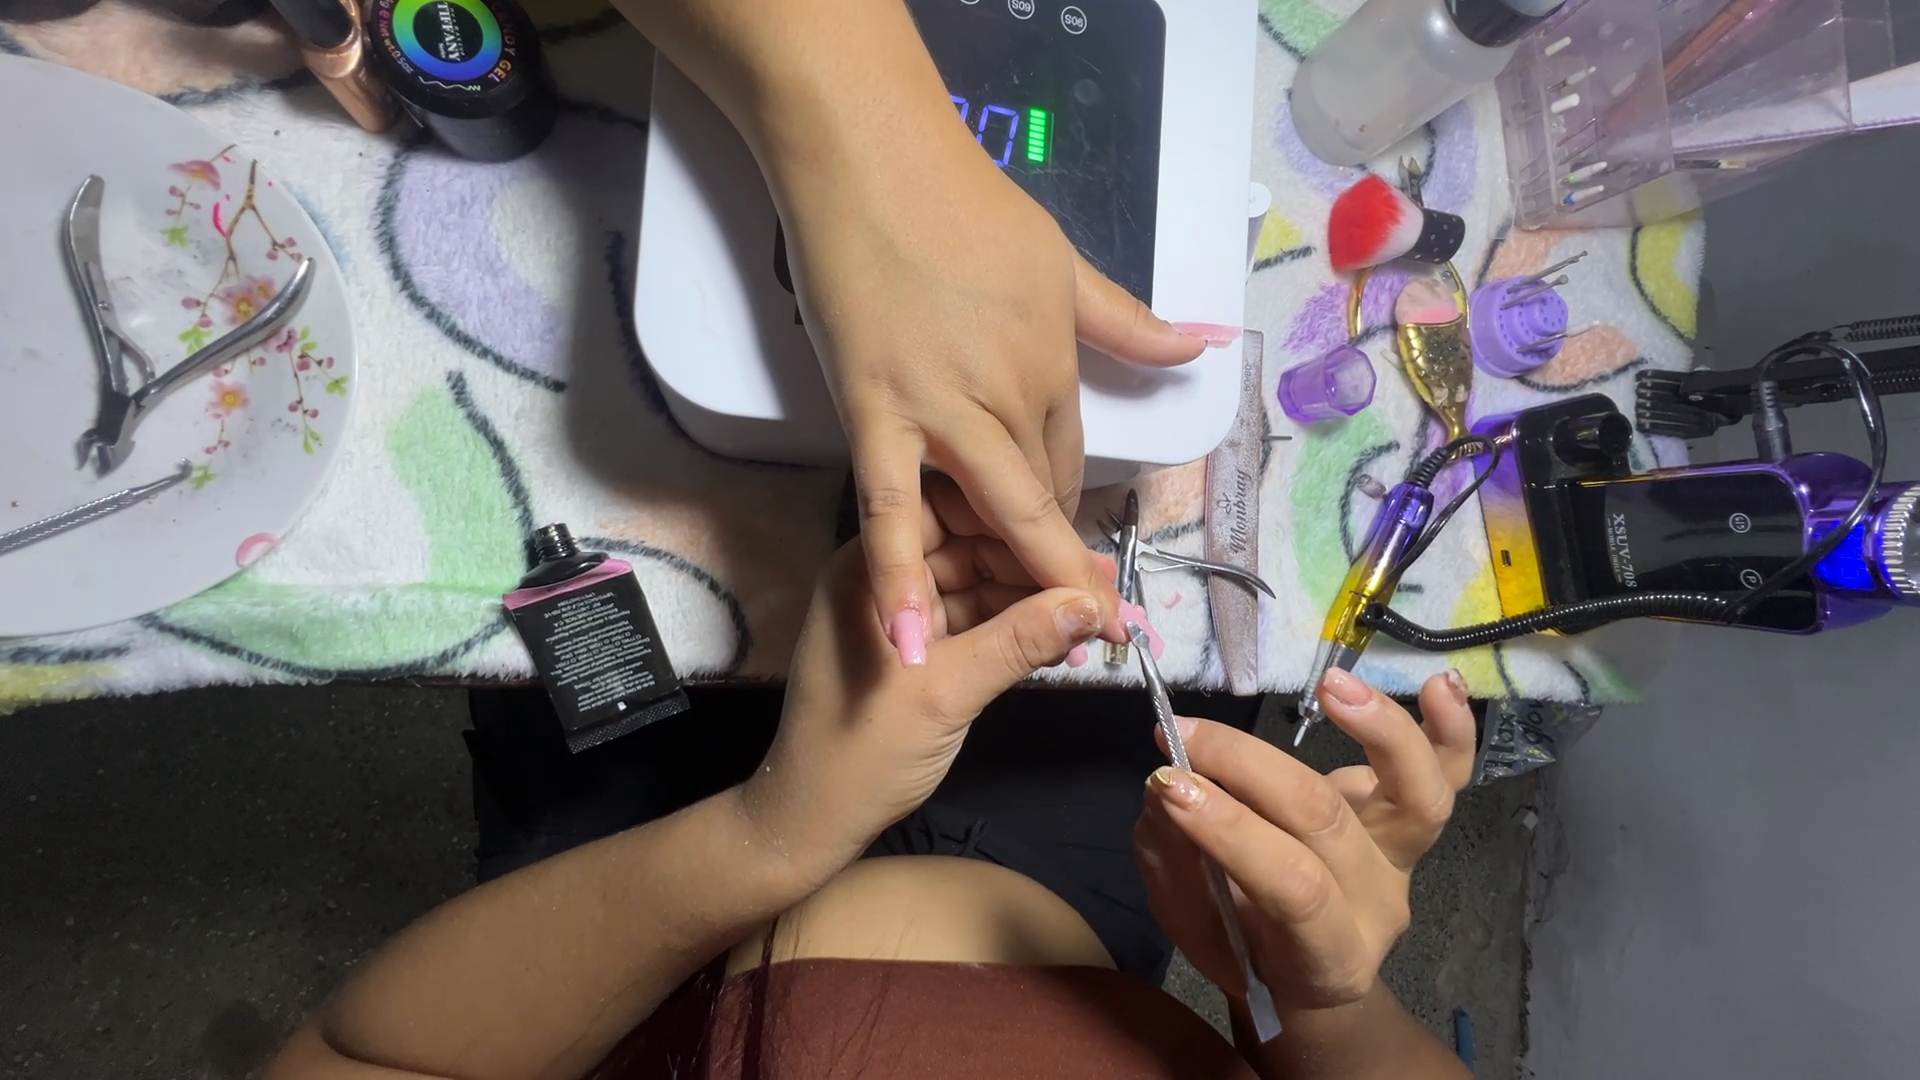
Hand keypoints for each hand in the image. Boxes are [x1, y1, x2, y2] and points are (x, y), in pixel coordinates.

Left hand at [743, 484, 1106, 871]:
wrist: (814, 824)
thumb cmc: (860, 752)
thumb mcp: (943, 692)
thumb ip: (1019, 641)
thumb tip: (1094, 603)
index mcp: (869, 566)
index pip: (949, 512)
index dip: (1013, 520)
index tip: (1075, 540)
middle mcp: (887, 577)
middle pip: (974, 549)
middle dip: (1038, 568)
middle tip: (1107, 584)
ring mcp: (907, 613)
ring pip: (984, 587)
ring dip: (1038, 602)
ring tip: (1102, 614)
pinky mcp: (925, 647)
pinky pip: (981, 623)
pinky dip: (1022, 631)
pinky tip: (1066, 638)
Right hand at [768, 78, 1206, 663]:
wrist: (874, 160)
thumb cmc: (966, 207)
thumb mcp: (1064, 263)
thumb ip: (1130, 319)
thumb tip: (1203, 341)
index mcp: (1055, 362)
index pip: (1070, 454)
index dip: (1071, 503)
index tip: (1067, 540)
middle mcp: (1011, 397)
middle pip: (1043, 493)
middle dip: (1062, 558)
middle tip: (1085, 617)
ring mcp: (944, 413)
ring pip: (991, 510)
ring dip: (1013, 579)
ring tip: (1039, 642)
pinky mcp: (876, 418)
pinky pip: (891, 510)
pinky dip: (900, 576)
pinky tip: (909, 641)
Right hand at [1134, 670, 1475, 1009]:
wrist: (1306, 967)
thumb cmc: (1238, 940)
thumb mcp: (1189, 917)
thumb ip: (1174, 855)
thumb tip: (1167, 784)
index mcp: (1324, 952)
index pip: (1292, 883)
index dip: (1231, 829)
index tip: (1168, 782)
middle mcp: (1378, 904)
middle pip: (1324, 820)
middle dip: (1245, 765)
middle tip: (1182, 731)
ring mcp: (1402, 858)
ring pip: (1415, 796)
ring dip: (1378, 731)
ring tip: (1330, 686)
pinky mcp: (1409, 820)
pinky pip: (1449, 777)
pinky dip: (1451, 730)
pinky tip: (1438, 684)